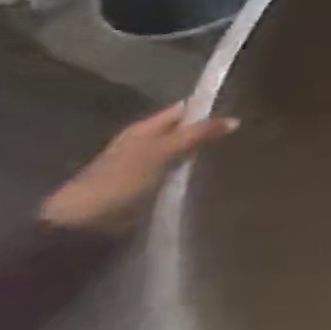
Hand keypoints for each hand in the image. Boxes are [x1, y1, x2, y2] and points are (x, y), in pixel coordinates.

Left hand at [38, 102, 238, 232]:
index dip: (209, 107)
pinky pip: (182, 172)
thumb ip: (197, 134)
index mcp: (145, 129)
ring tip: (239, 150)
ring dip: (206, 151)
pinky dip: (198, 170)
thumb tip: (235, 120)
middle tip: (245, 132)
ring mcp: (149, 166)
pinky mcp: (153, 186)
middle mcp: (147, 143)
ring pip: (186, 152)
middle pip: (185, 130)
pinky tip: (217, 172)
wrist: (85, 223)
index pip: (184, 110)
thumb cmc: (121, 180)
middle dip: (211, 130)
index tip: (240, 108)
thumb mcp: (162, 151)